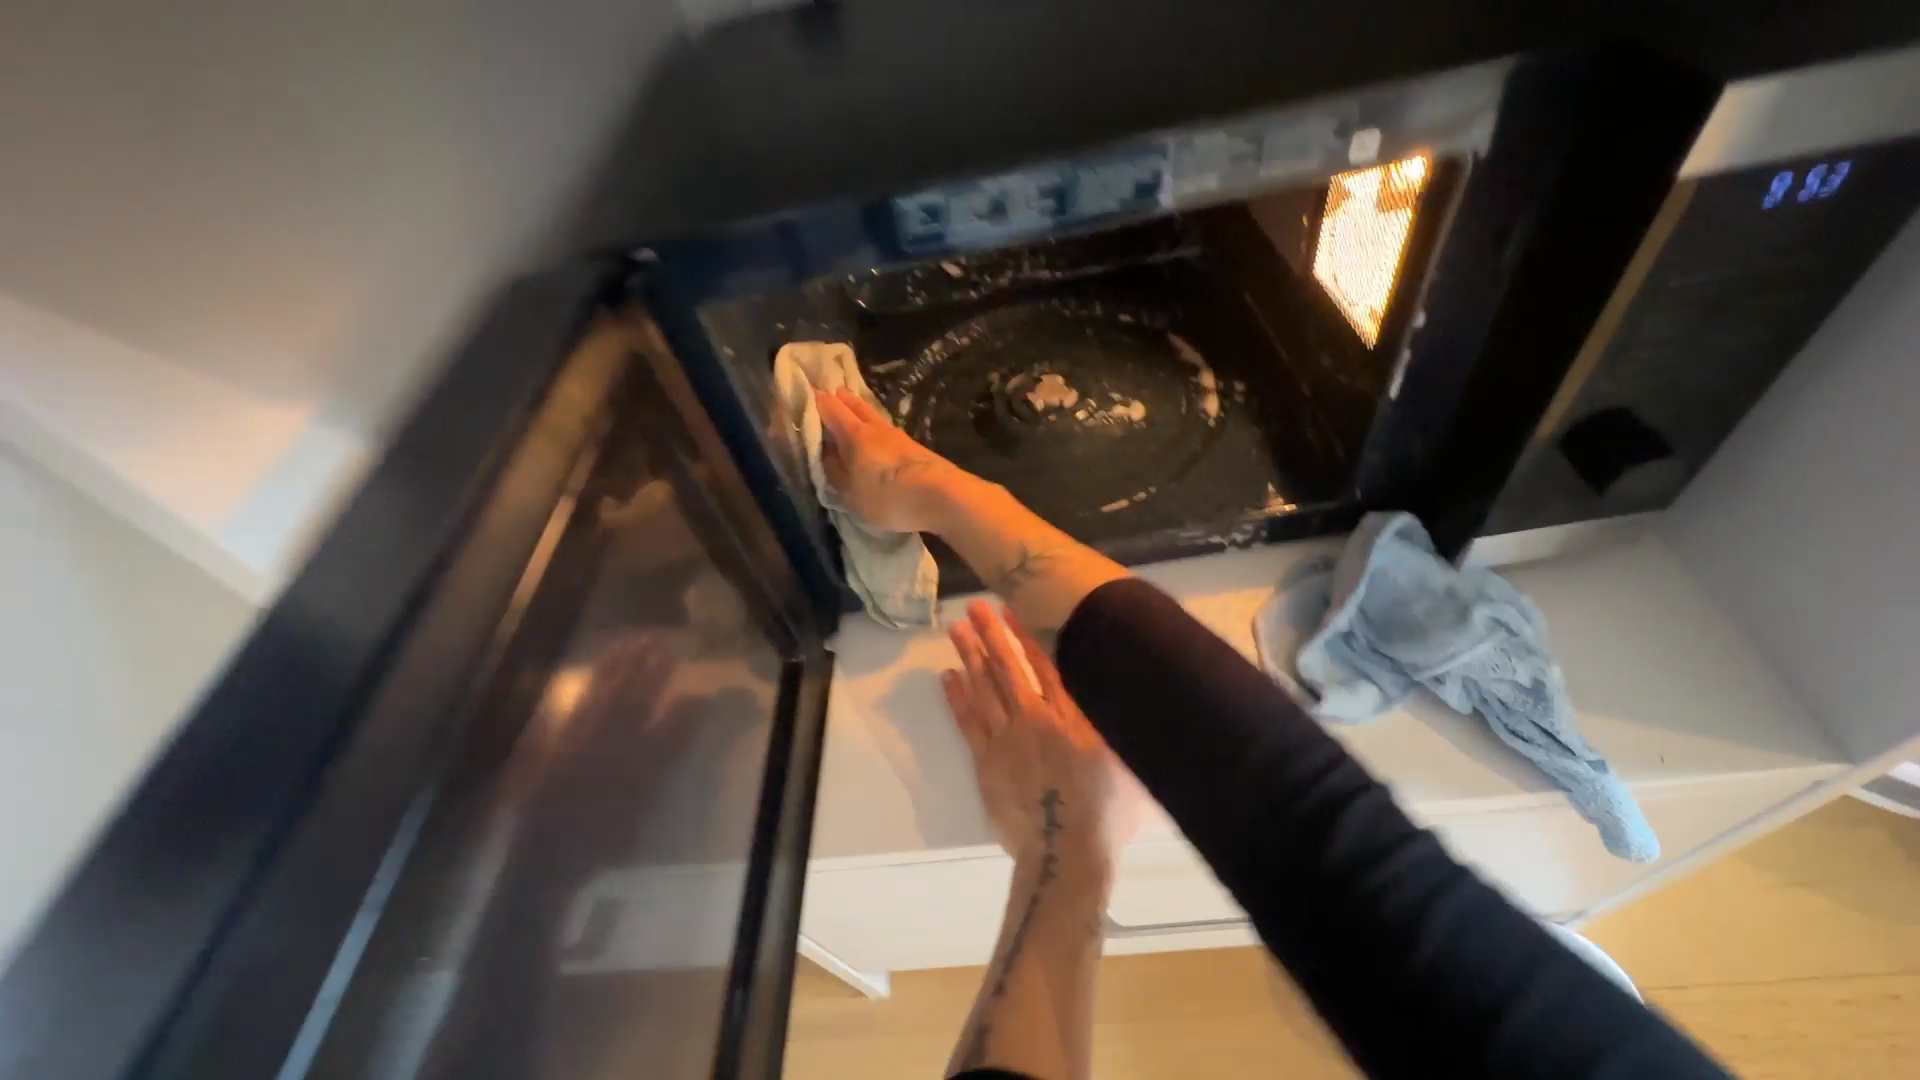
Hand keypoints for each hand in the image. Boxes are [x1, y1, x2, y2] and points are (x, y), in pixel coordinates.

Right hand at [815, 387, 967, 533]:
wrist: (940, 496)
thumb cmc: (887, 496)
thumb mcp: (850, 493)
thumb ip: (835, 471)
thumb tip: (825, 452)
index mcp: (854, 435)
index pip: (831, 410)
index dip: (818, 401)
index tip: (809, 393)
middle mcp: (875, 428)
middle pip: (856, 406)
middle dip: (842, 399)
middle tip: (832, 391)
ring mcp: (898, 436)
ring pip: (874, 416)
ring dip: (861, 409)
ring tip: (854, 406)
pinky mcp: (915, 447)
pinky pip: (888, 429)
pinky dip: (878, 425)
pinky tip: (879, 431)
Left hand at [941, 599, 1140, 870]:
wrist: (1065, 852)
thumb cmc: (1105, 816)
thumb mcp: (1127, 765)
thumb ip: (1117, 730)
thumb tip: (1121, 702)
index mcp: (1071, 717)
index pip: (1044, 666)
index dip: (1024, 636)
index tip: (1010, 612)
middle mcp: (1036, 719)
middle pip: (1008, 668)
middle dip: (991, 634)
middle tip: (974, 606)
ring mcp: (1006, 739)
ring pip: (984, 688)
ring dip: (969, 655)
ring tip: (957, 629)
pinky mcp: (986, 762)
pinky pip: (968, 721)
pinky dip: (957, 696)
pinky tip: (948, 676)